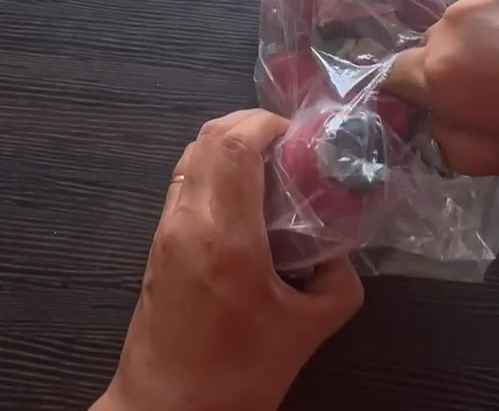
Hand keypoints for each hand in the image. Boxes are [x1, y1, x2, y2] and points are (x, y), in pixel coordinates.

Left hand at [95, 109, 364, 410]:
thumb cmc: (236, 375)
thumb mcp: (305, 332)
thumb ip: (337, 284)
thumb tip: (342, 252)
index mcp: (225, 235)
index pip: (235, 143)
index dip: (267, 123)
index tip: (298, 136)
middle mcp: (189, 218)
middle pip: (208, 134)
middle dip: (249, 123)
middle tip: (287, 144)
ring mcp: (166, 227)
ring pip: (191, 153)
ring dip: (227, 142)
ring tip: (266, 164)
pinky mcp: (157, 240)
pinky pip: (184, 179)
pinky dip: (212, 166)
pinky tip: (241, 194)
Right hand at [386, 0, 498, 178]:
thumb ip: (452, 142)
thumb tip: (438, 118)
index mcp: (443, 73)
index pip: (398, 74)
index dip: (422, 91)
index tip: (457, 102)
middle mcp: (455, 20)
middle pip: (438, 41)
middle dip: (462, 62)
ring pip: (474, 13)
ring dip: (493, 31)